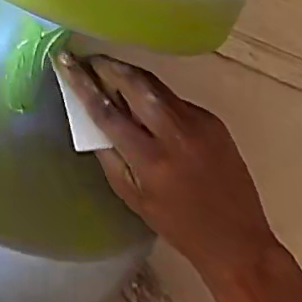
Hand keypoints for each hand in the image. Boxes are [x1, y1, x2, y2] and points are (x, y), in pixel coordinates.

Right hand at [55, 52, 278, 272]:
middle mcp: (175, 134)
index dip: (81, 81)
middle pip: (134, 83)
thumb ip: (107, 150)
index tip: (63, 59)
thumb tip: (88, 112)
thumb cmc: (175, 223)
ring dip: (128, 73)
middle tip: (88, 60)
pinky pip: (173, 99)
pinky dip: (154, 96)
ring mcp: (198, 124)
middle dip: (107, 66)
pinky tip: (147, 107)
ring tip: (110, 72)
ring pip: (154, 84)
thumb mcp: (130, 194)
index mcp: (149, 159)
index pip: (106, 109)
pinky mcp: (213, 120)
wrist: (238, 241)